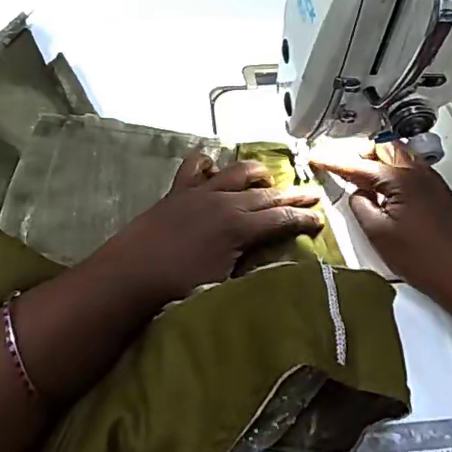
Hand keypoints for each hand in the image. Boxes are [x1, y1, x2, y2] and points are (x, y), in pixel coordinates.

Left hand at [88, 154, 323, 306]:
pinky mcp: (177, 191)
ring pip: (236, 173)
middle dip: (291, 196)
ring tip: (269, 178)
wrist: (131, 274)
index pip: (280, 220)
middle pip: (265, 195)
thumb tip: (269, 259)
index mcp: (238, 227)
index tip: (320, 220)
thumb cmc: (178, 288)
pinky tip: (214, 167)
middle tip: (311, 194)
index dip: (302, 219)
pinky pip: (195, 167)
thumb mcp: (224, 283)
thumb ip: (249, 266)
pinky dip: (208, 164)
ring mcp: (199, 192)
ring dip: (256, 173)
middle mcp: (223, 202)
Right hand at [310, 141, 451, 301]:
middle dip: (356, 153)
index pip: (357, 164)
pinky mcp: (439, 195)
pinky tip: (383, 191)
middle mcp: (419, 173)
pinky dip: (390, 173)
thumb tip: (358, 194)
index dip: (332, 161)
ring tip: (357, 177)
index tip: (317, 158)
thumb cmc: (427, 260)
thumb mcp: (378, 233)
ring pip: (397, 156)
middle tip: (336, 164)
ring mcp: (432, 182)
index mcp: (400, 178)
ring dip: (375, 162)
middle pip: (380, 148)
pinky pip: (409, 170)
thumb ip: (360, 205)